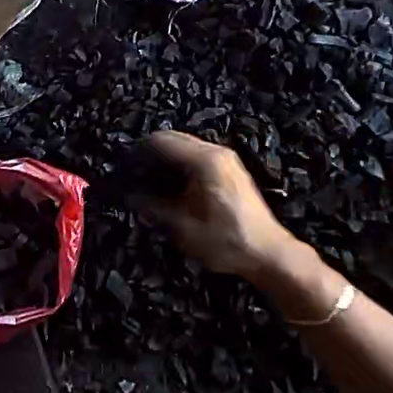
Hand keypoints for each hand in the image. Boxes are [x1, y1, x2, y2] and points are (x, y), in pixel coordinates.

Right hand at [132, 131, 298, 280]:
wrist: (269, 253)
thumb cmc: (228, 241)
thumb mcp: (184, 229)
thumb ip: (154, 208)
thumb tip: (131, 196)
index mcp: (205, 161)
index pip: (162, 140)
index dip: (139, 151)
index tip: (123, 166)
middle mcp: (217, 153)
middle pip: (174, 139)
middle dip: (151, 154)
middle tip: (132, 174)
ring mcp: (226, 159)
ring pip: (186, 147)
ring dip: (166, 159)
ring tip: (148, 181)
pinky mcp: (230, 170)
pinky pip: (197, 156)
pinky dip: (180, 165)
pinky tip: (171, 187)